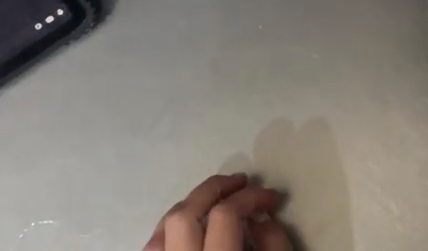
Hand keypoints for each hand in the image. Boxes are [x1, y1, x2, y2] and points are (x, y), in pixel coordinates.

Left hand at [144, 173, 290, 250]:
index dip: (251, 196)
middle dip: (215, 189)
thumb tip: (262, 216)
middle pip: (185, 215)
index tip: (270, 198)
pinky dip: (170, 228)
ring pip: (163, 227)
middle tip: (242, 183)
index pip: (225, 215)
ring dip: (190, 205)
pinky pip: (153, 244)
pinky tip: (191, 227)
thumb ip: (274, 244)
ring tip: (215, 202)